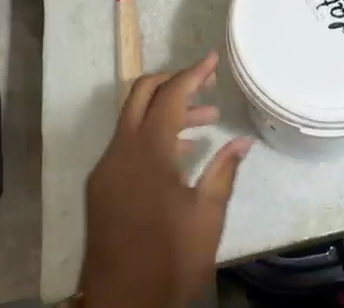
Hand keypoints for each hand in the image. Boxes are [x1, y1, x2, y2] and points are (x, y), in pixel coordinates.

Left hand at [81, 52, 252, 307]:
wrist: (122, 307)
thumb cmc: (169, 261)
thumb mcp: (207, 218)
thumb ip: (223, 172)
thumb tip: (242, 140)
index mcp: (147, 152)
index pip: (170, 95)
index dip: (192, 73)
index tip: (212, 60)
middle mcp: (121, 151)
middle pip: (142, 94)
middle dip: (174, 82)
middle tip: (206, 84)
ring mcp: (106, 169)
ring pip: (133, 120)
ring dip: (166, 112)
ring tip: (206, 122)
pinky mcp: (101, 188)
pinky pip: (126, 144)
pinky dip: (151, 136)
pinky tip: (180, 154)